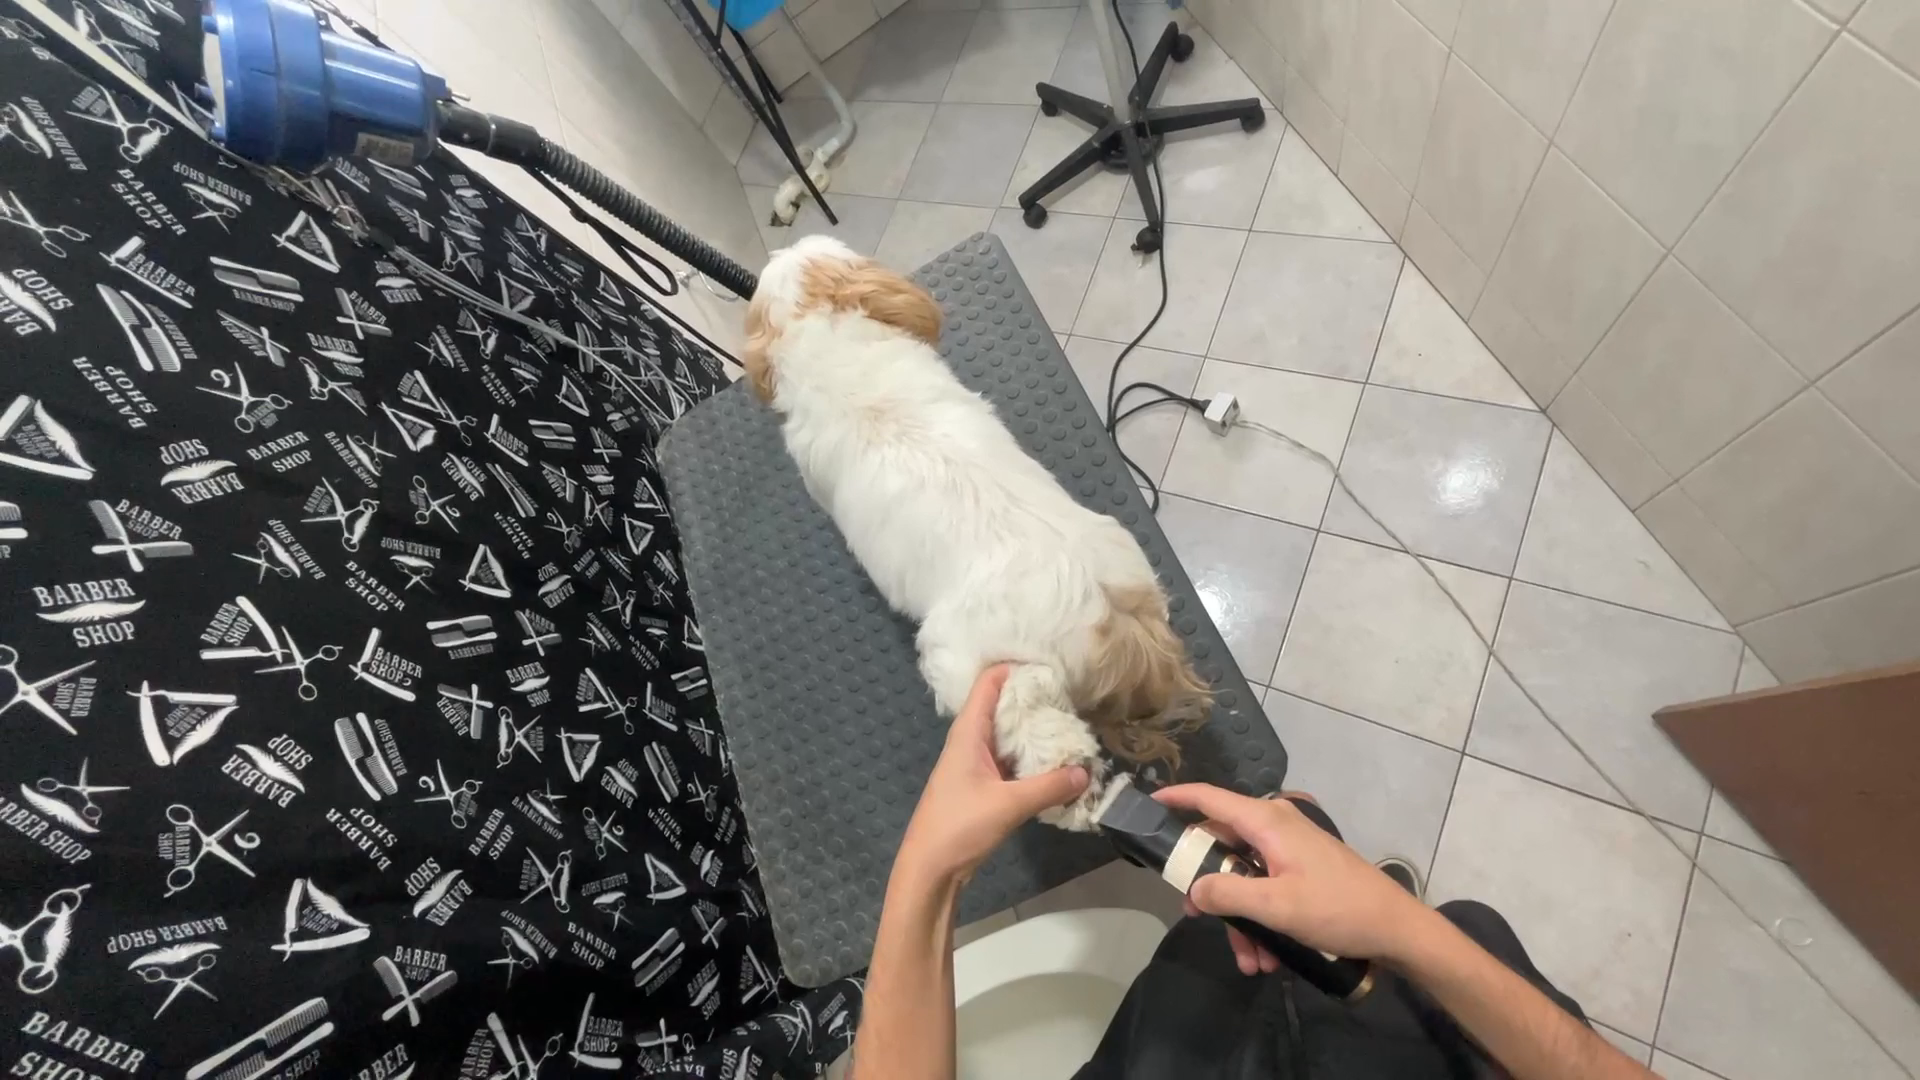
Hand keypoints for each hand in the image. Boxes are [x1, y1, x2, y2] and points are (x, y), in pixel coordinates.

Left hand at [896, 665, 1089, 885]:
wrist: (929, 869)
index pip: (989, 682)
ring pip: (1008, 734)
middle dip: (1032, 699)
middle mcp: (971, 740)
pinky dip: (1030, 757)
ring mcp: (976, 763)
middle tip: (1069, 695)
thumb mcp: (1008, 805)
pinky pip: (1010, 760)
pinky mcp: (982, 785)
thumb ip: (1049, 787)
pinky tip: (1056, 762)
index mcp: (968, 732)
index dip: (1015, 667)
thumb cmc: (959, 826)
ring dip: (1033, 730)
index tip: (1048, 666)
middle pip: (1002, 705)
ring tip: (1069, 723)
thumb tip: (1086, 772)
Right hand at [1154, 784, 1437, 974]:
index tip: (1148, 804)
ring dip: (1240, 915)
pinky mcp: (1301, 866)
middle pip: (1222, 845)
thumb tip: (1194, 889)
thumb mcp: (1278, 907)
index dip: (1175, 797)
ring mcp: (1289, 845)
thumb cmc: (1337, 908)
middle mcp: (1274, 824)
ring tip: (1249, 959)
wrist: (1400, 930)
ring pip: (1243, 873)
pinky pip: (1265, 884)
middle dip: (1211, 887)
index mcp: (1265, 821)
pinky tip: (1268, 955)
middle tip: (1195, 915)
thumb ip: (1228, 894)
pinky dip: (1260, 916)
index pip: (1208, 797)